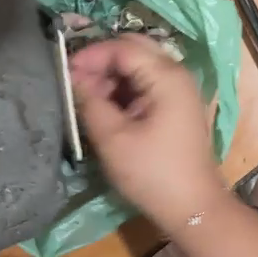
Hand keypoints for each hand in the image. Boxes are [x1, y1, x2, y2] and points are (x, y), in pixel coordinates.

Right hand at [70, 34, 229, 230]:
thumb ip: (90, 102)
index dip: (91, 55)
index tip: (64, 71)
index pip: (122, 47)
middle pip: (132, 51)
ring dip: (110, 77)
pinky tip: (103, 108)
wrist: (193, 208)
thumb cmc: (153, 173)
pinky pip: (144, 85)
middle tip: (74, 82)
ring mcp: (178, 90)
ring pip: (138, 67)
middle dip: (100, 62)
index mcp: (167, 75)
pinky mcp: (174, 107)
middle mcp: (176, 74)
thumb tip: (72, 79)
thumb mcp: (113, 139)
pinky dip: (122, 91)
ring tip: (84, 99)